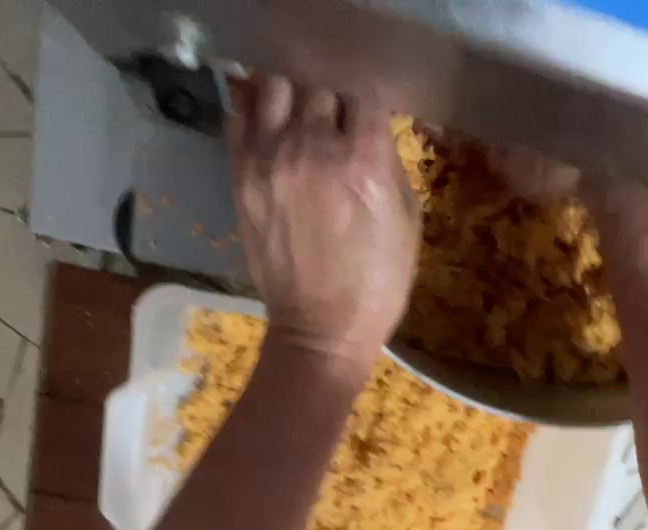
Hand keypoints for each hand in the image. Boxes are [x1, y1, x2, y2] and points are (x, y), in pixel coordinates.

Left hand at [226, 76, 420, 367]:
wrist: (319, 332)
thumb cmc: (376, 285)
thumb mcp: (407, 222)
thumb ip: (389, 161)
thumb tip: (370, 125)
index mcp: (363, 161)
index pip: (365, 88)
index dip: (370, 94)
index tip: (371, 107)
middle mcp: (312, 147)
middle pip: (319, 79)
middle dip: (332, 90)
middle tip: (337, 110)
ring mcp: (270, 159)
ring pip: (275, 82)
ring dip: (292, 87)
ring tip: (301, 105)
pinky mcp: (241, 176)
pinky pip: (239, 113)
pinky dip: (255, 106)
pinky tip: (271, 121)